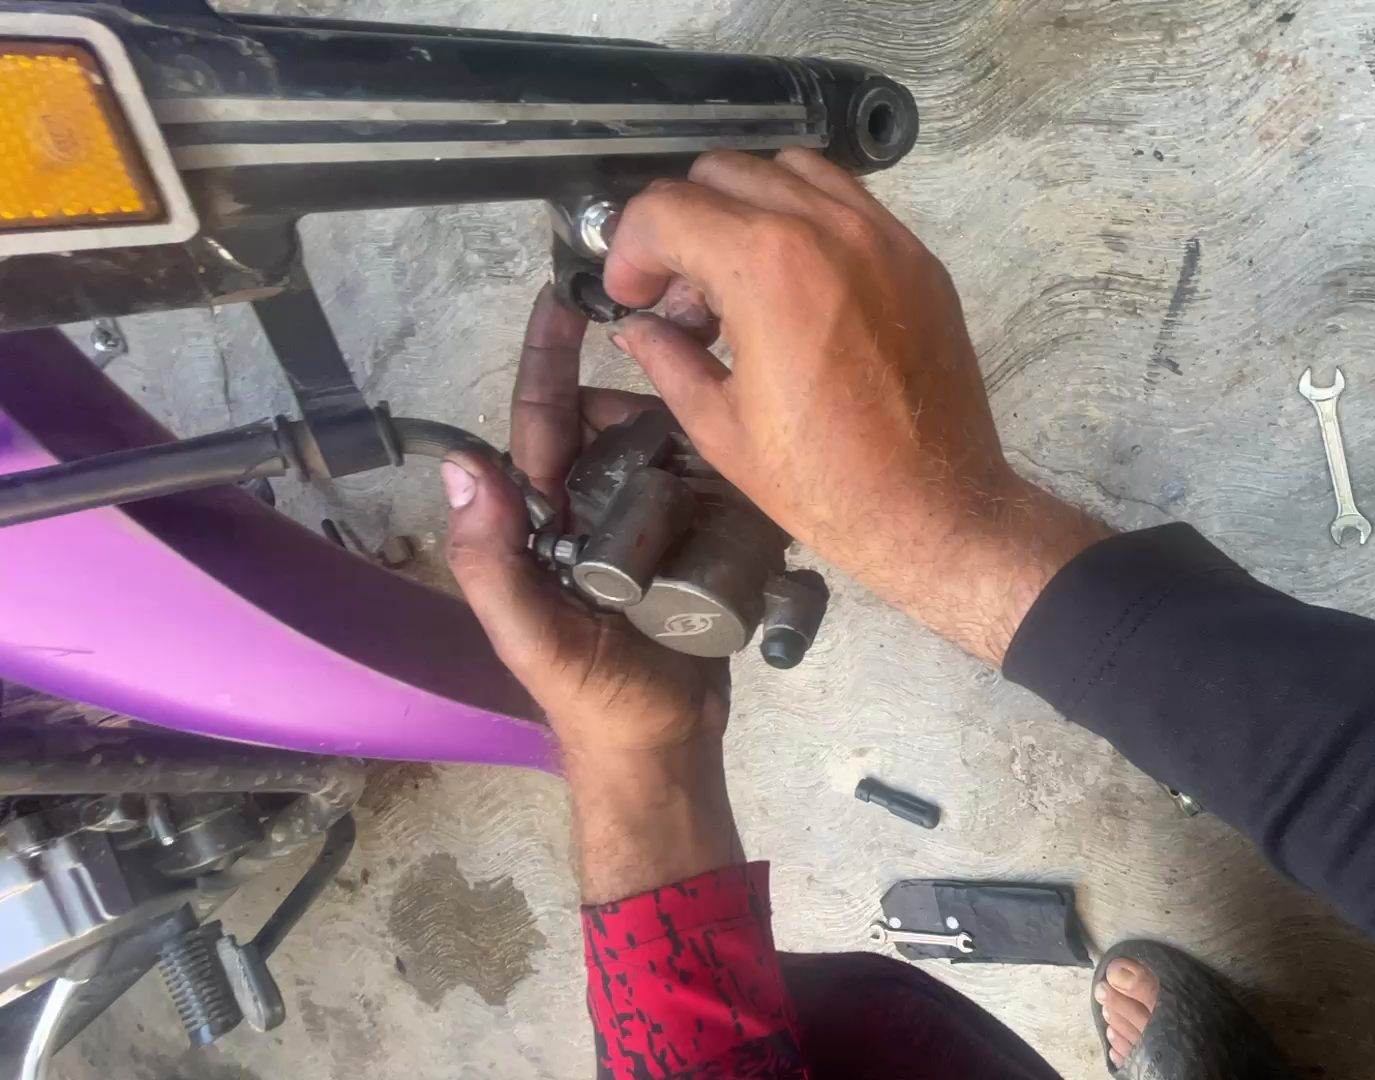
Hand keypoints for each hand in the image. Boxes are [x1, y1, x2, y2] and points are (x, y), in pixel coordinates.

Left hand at [440, 286, 740, 902]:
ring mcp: (653, 525)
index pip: (543, 424)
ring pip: (669, 449)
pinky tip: (753, 450)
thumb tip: (466, 464)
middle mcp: (599, 509)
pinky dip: (725, 463)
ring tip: (729, 407)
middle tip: (690, 369)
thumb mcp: (532, 636)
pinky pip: (710, 488)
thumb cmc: (597, 694)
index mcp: (548, 518)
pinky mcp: (700, 542)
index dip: (550, 358)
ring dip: (691, 421)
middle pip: (616, 424)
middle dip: (642, 388)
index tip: (571, 297)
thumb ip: (491, 561)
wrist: (666, 738)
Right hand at [603, 149, 1110, 663]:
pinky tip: (802, 282)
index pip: (666, 209)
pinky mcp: (921, 263)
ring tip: (742, 280)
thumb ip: (668, 361)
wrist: (933, 509)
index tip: (632, 292)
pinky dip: (809, 220)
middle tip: (684, 294)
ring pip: (790, 172)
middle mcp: (831, 233)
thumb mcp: (723, 431)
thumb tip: (640, 329)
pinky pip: (851, 204)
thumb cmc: (830, 486)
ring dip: (746, 209)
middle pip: (722, 174)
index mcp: (770, 271)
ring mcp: (886, 241)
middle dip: (683, 226)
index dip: (628, 249)